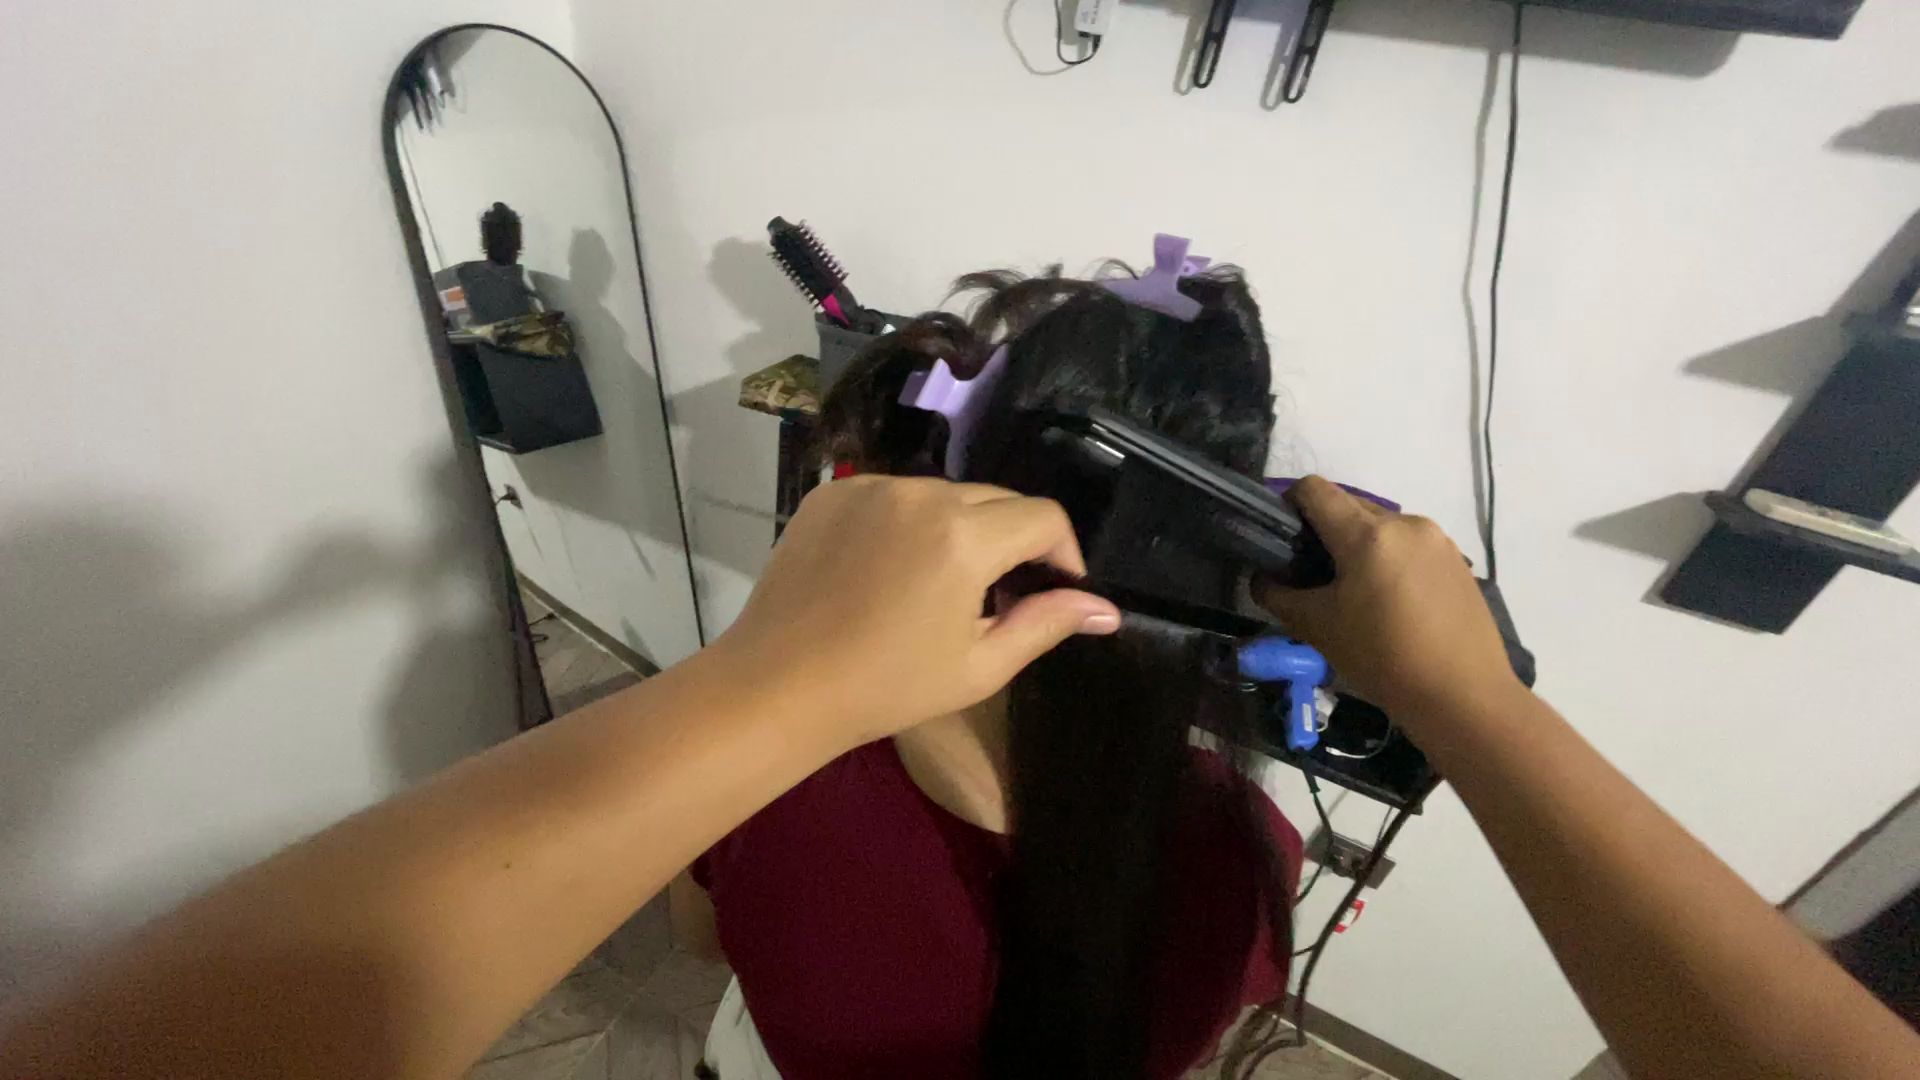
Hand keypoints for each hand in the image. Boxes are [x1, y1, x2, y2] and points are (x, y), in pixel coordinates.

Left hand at [708, 476, 1120, 747]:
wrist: (779, 685)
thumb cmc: (888, 687)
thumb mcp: (979, 665)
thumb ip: (1046, 624)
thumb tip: (1106, 609)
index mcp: (964, 536)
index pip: (1043, 517)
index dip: (1062, 552)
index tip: (1055, 589)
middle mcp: (921, 493)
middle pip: (997, 500)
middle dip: (1014, 541)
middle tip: (999, 595)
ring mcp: (871, 486)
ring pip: (945, 495)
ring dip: (961, 530)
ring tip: (940, 584)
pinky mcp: (833, 492)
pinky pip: (894, 495)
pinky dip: (909, 522)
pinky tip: (891, 568)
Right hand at [1253, 476, 1521, 723]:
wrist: (1464, 697)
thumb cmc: (1382, 658)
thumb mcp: (1315, 627)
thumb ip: (1277, 594)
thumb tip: (1262, 578)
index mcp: (1367, 534)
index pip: (1315, 490)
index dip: (1288, 501)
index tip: (1280, 533)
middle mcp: (1406, 524)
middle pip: (1349, 505)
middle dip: (1324, 529)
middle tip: (1310, 571)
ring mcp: (1438, 541)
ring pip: (1381, 526)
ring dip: (1358, 544)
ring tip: (1352, 590)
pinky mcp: (1458, 561)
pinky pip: (1409, 545)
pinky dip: (1388, 559)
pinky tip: (1388, 602)